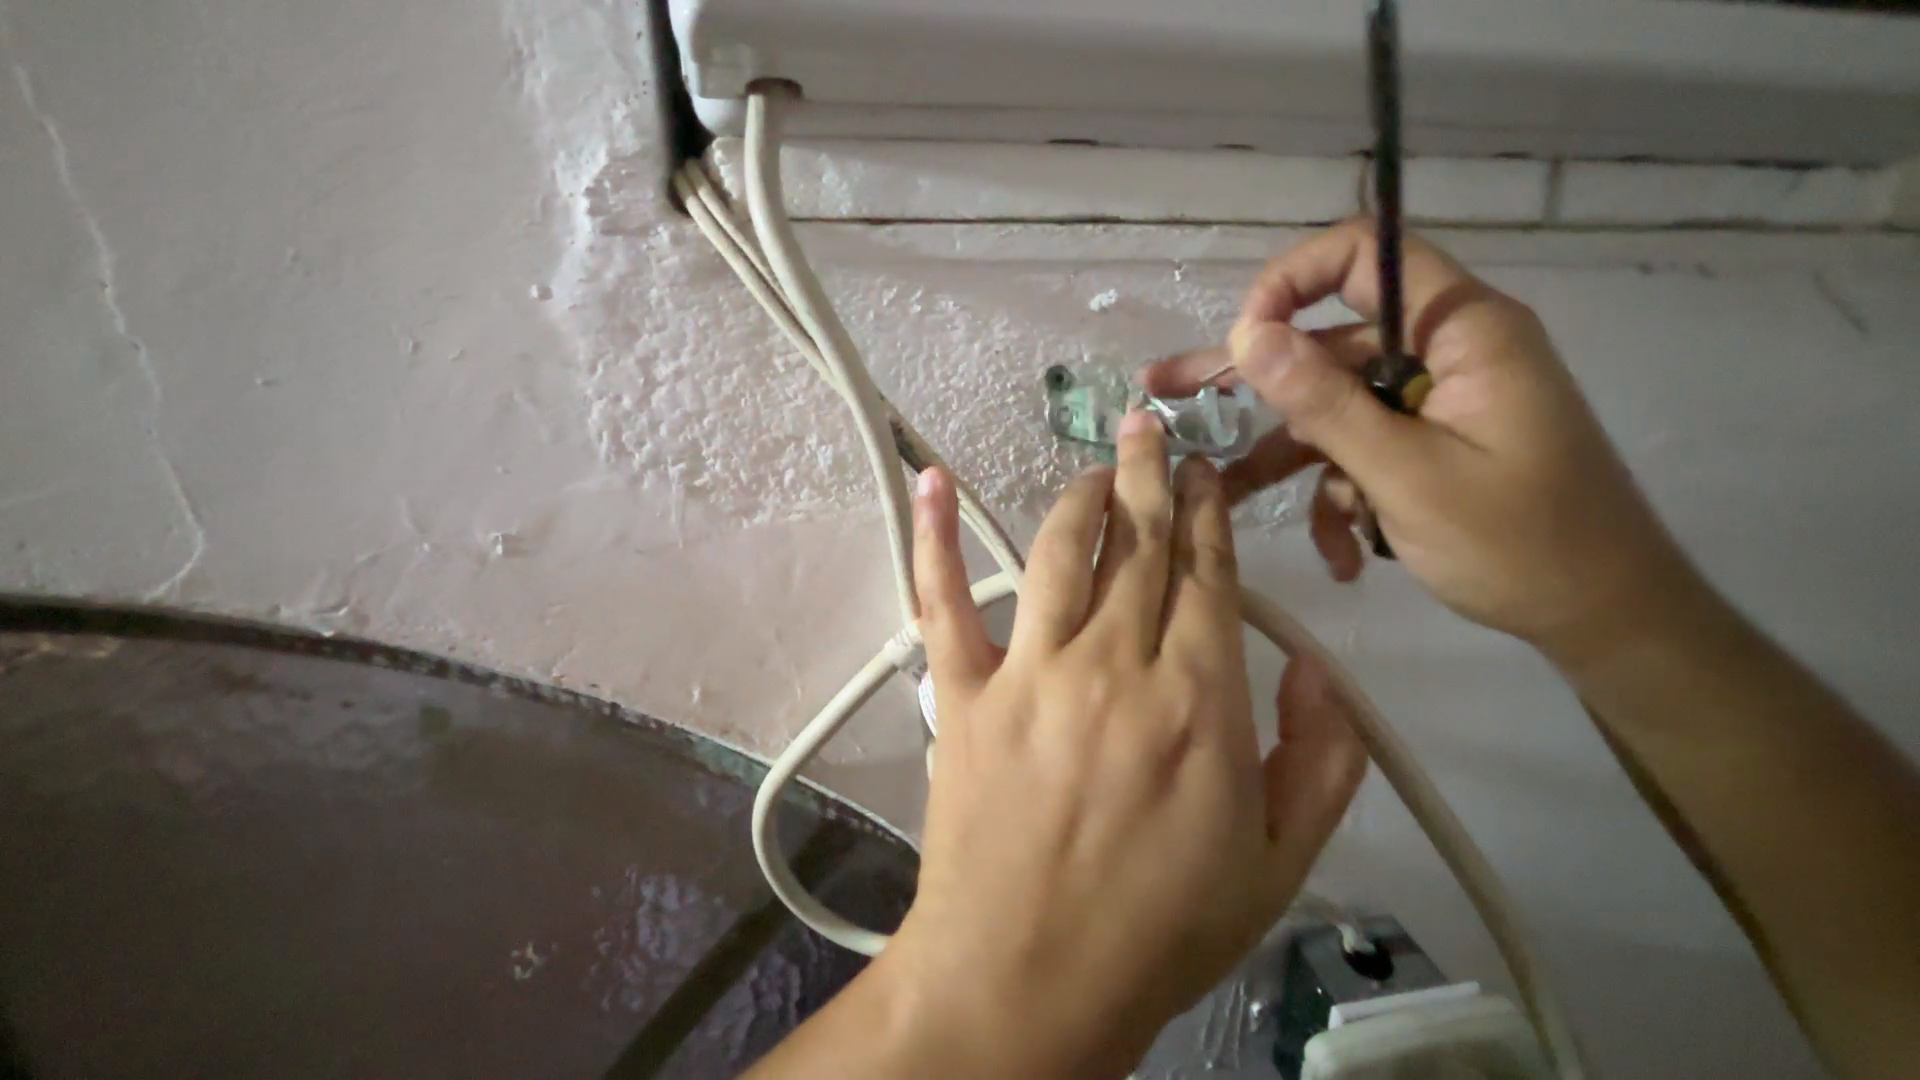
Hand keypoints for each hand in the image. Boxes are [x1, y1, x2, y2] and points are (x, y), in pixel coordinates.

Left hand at [876, 415, 1365, 1078]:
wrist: (1029, 981)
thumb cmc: (1160, 930)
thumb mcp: (1279, 863)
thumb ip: (1321, 757)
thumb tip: (1316, 663)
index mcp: (1199, 703)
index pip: (1208, 575)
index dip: (1208, 514)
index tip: (1207, 473)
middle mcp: (1114, 667)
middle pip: (1139, 546)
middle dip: (1151, 477)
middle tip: (1152, 428)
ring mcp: (1030, 674)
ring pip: (1058, 552)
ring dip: (1081, 495)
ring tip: (1098, 463)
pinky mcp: (964, 695)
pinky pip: (944, 601)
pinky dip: (934, 536)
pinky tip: (931, 479)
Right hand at [1143, 220, 1701, 664]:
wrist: (1602, 616)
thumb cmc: (1520, 541)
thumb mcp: (1404, 474)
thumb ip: (1324, 402)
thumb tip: (1248, 333)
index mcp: (1460, 332)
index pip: (1367, 256)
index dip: (1295, 279)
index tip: (1244, 337)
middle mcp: (1442, 353)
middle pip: (1329, 341)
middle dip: (1253, 378)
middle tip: (1165, 389)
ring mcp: (1433, 403)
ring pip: (1334, 407)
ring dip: (1290, 459)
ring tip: (1223, 492)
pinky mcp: (1427, 446)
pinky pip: (1360, 451)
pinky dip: (1340, 496)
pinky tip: (1342, 555)